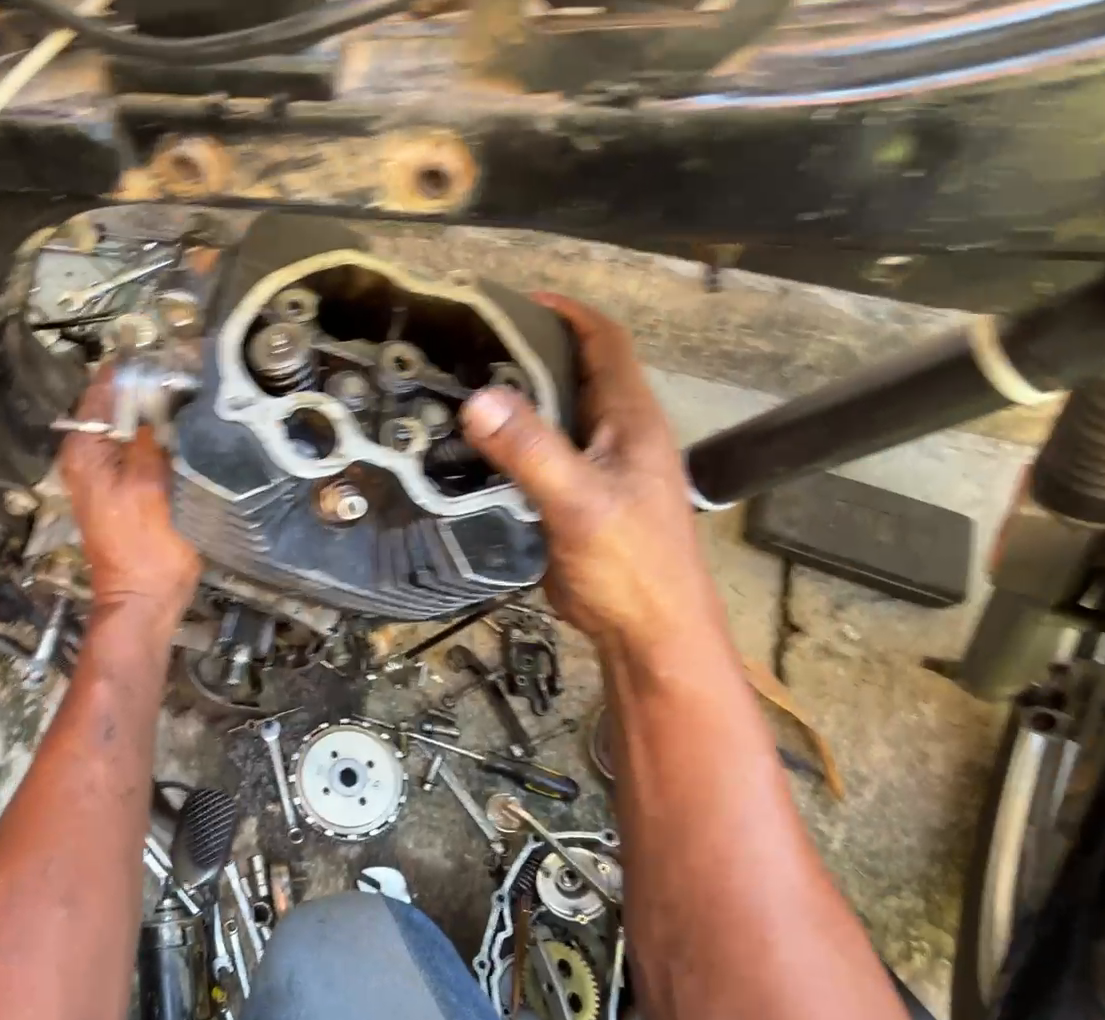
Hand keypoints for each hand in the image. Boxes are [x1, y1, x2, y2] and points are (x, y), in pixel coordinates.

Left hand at [57, 368, 201, 620]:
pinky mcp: (121, 487)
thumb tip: (162, 395)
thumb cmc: (146, 547)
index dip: (140, 369)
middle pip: (120, 403)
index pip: (106, 385)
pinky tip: (189, 437)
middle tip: (195, 381)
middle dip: (155, 390)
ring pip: (134, 425)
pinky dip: (161, 439)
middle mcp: (85, 454)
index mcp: (84, 448)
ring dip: (162, 415)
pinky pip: (140, 448)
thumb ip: (152, 434)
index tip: (176, 360)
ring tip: (197, 403)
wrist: (143, 599)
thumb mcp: (151, 483)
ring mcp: (102, 471)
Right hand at [459, 293, 722, 653]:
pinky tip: (469, 447)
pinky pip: (537, 455)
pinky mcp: (571, 499)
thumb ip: (532, 450)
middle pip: (573, 374)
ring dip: (514, 400)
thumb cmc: (631, 566)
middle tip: (466, 346)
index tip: (515, 300)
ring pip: (552, 417)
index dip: (567, 313)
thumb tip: (480, 399)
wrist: (646, 632)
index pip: (605, 343)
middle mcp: (615, 435)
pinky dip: (507, 443)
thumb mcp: (581, 501)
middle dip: (527, 352)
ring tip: (458, 388)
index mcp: (631, 420)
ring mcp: (594, 468)